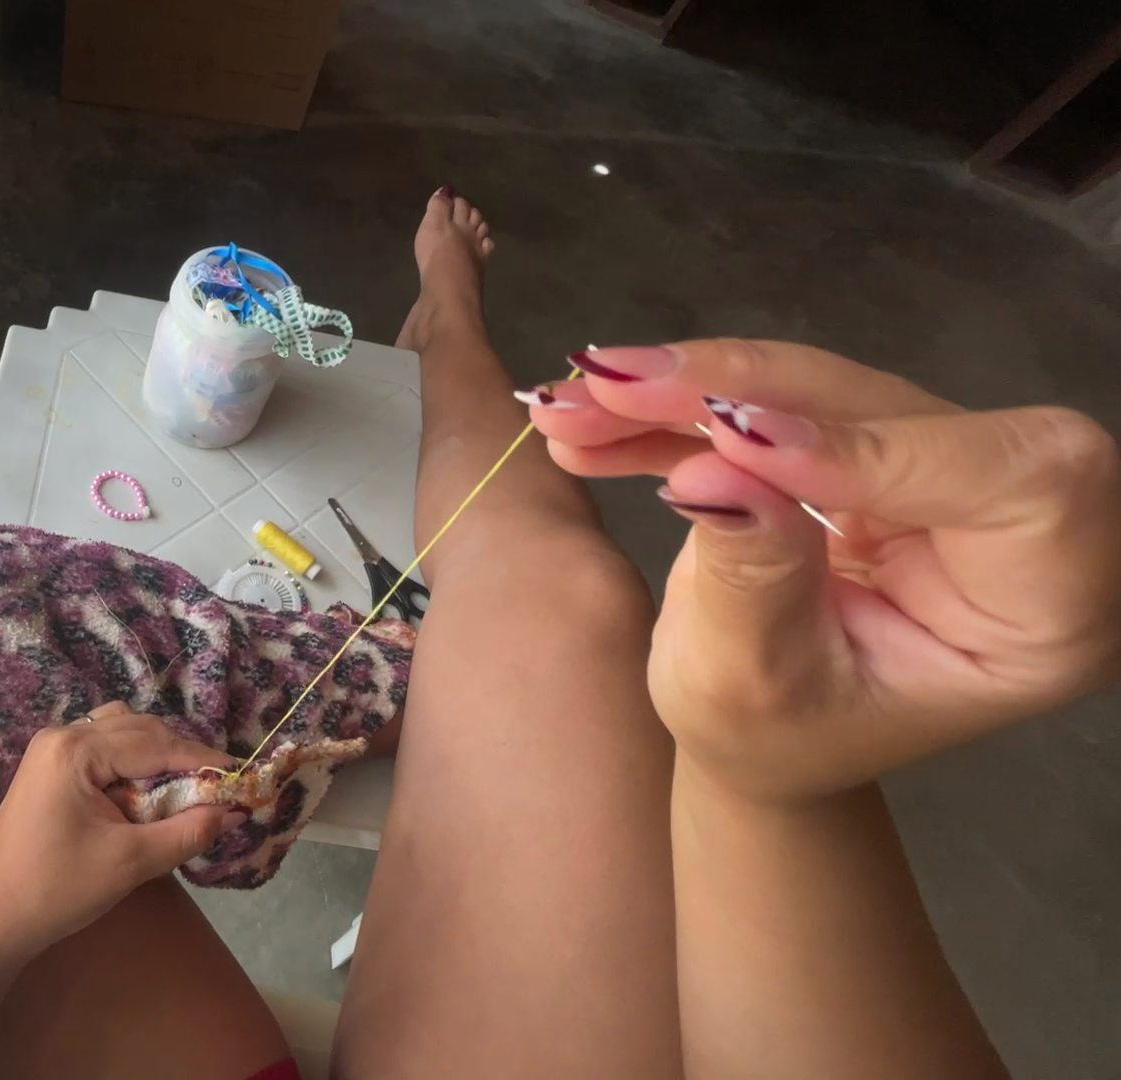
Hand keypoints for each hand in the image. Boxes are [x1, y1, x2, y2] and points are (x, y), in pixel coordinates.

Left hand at [0, 703, 243, 954]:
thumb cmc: (58, 890)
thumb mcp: (130, 862)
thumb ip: (186, 832)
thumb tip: (233, 812)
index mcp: (74, 750)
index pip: (152, 743)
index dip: (200, 758)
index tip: (240, 772)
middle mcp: (61, 734)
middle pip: (138, 729)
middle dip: (180, 754)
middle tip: (218, 784)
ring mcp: (52, 747)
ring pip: (121, 730)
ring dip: (156, 752)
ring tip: (183, 784)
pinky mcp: (51, 764)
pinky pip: (103, 745)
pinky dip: (132, 759)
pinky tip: (146, 787)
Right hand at [527, 339, 1120, 800]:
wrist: (751, 734)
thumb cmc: (765, 738)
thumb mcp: (747, 679)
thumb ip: (747, 574)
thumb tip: (709, 470)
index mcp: (1035, 607)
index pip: (1010, 478)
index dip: (869, 445)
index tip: (724, 437)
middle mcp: (995, 523)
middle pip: (884, 408)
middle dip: (731, 388)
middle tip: (609, 386)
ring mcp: (915, 485)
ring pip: (800, 396)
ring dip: (670, 398)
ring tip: (565, 408)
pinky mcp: (842, 464)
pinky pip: (751, 417)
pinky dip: (660, 422)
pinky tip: (584, 428)